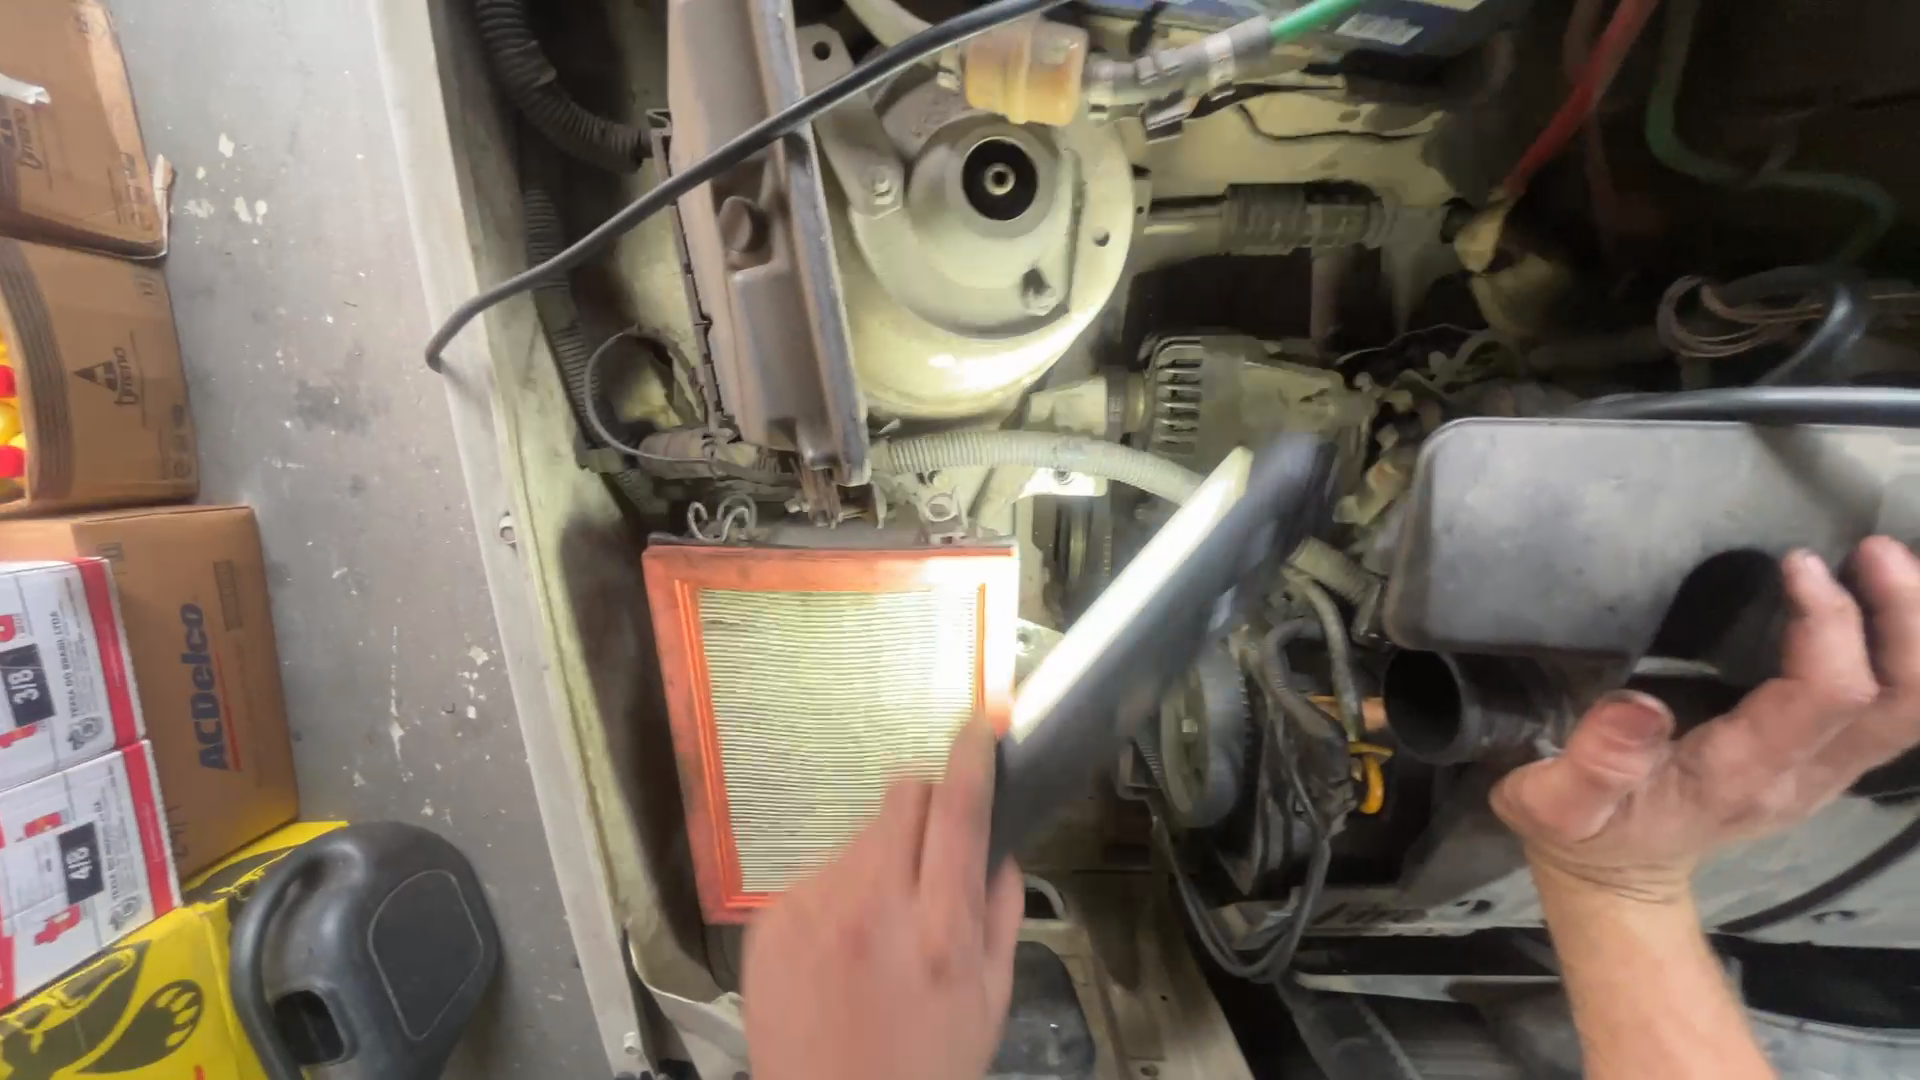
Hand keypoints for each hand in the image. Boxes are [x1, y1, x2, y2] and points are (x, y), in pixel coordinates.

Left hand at [742, 721, 1024, 1079]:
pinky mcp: (774, 918)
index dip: (972, 756)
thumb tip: (999, 844)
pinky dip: (842, 889)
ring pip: (863, 833)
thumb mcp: (989, 999)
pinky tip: (842, 941)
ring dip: (884, 855)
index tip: (982, 724)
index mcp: (938, 929)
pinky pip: (822, 869)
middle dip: (927, 805)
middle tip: (931, 849)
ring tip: (882, 919)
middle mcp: (873, 907)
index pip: (960, 810)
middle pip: (905, 796)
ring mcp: (815, 908)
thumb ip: (1001, 911)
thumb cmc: (923, 1065)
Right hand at [1493, 537, 1919, 905]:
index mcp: (1739, 774)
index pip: (1826, 696)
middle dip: (1905, 621)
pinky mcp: (1814, 767)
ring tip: (1888, 568)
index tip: (1793, 567)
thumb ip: (1595, 761)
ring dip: (1915, 636)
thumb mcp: (1554, 801)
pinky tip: (1875, 617)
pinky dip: (1901, 659)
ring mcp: (1817, 775)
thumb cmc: (1577, 832)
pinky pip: (1891, 714)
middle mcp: (1800, 775)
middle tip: (1875, 551)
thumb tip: (1640, 701)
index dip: (1829, 627)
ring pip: (1912, 708)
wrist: (1613, 875)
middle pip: (1903, 700)